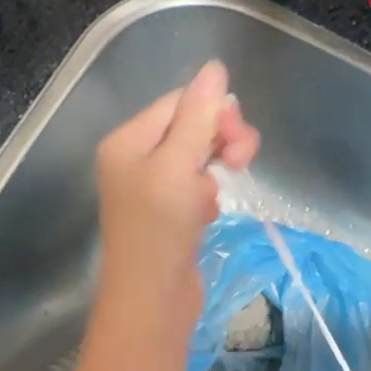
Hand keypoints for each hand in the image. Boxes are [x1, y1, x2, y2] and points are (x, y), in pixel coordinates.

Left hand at [94, 61, 259, 313]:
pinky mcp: (169, 218)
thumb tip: (216, 69)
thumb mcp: (178, 166)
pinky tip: (209, 214)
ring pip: (198, 160)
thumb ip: (198, 118)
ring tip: (221, 193)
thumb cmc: (159, 231)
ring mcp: (152, 192)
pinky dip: (209, 196)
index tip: (238, 142)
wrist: (152, 302)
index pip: (178, 104)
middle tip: (242, 163)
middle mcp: (135, 161)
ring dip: (217, 171)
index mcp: (128, 142)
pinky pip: (197, 190)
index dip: (214, 114)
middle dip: (220, 141)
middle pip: (190, 129)